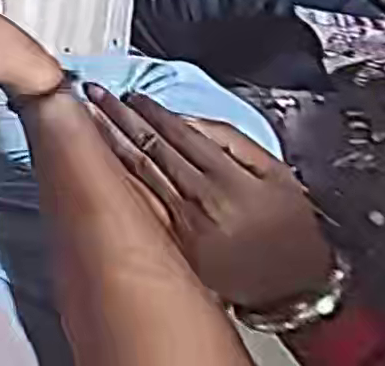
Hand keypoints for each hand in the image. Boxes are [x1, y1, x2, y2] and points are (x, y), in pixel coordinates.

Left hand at [85, 84, 330, 308]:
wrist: (297, 293)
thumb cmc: (288, 228)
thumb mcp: (275, 174)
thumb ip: (230, 139)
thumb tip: (182, 119)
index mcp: (230, 180)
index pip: (178, 133)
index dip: (150, 109)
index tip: (131, 94)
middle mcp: (203, 201)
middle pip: (150, 146)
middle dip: (118, 114)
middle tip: (95, 91)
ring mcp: (183, 224)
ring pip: (138, 169)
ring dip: (108, 138)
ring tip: (88, 114)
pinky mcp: (172, 244)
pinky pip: (139, 197)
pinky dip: (116, 172)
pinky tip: (97, 156)